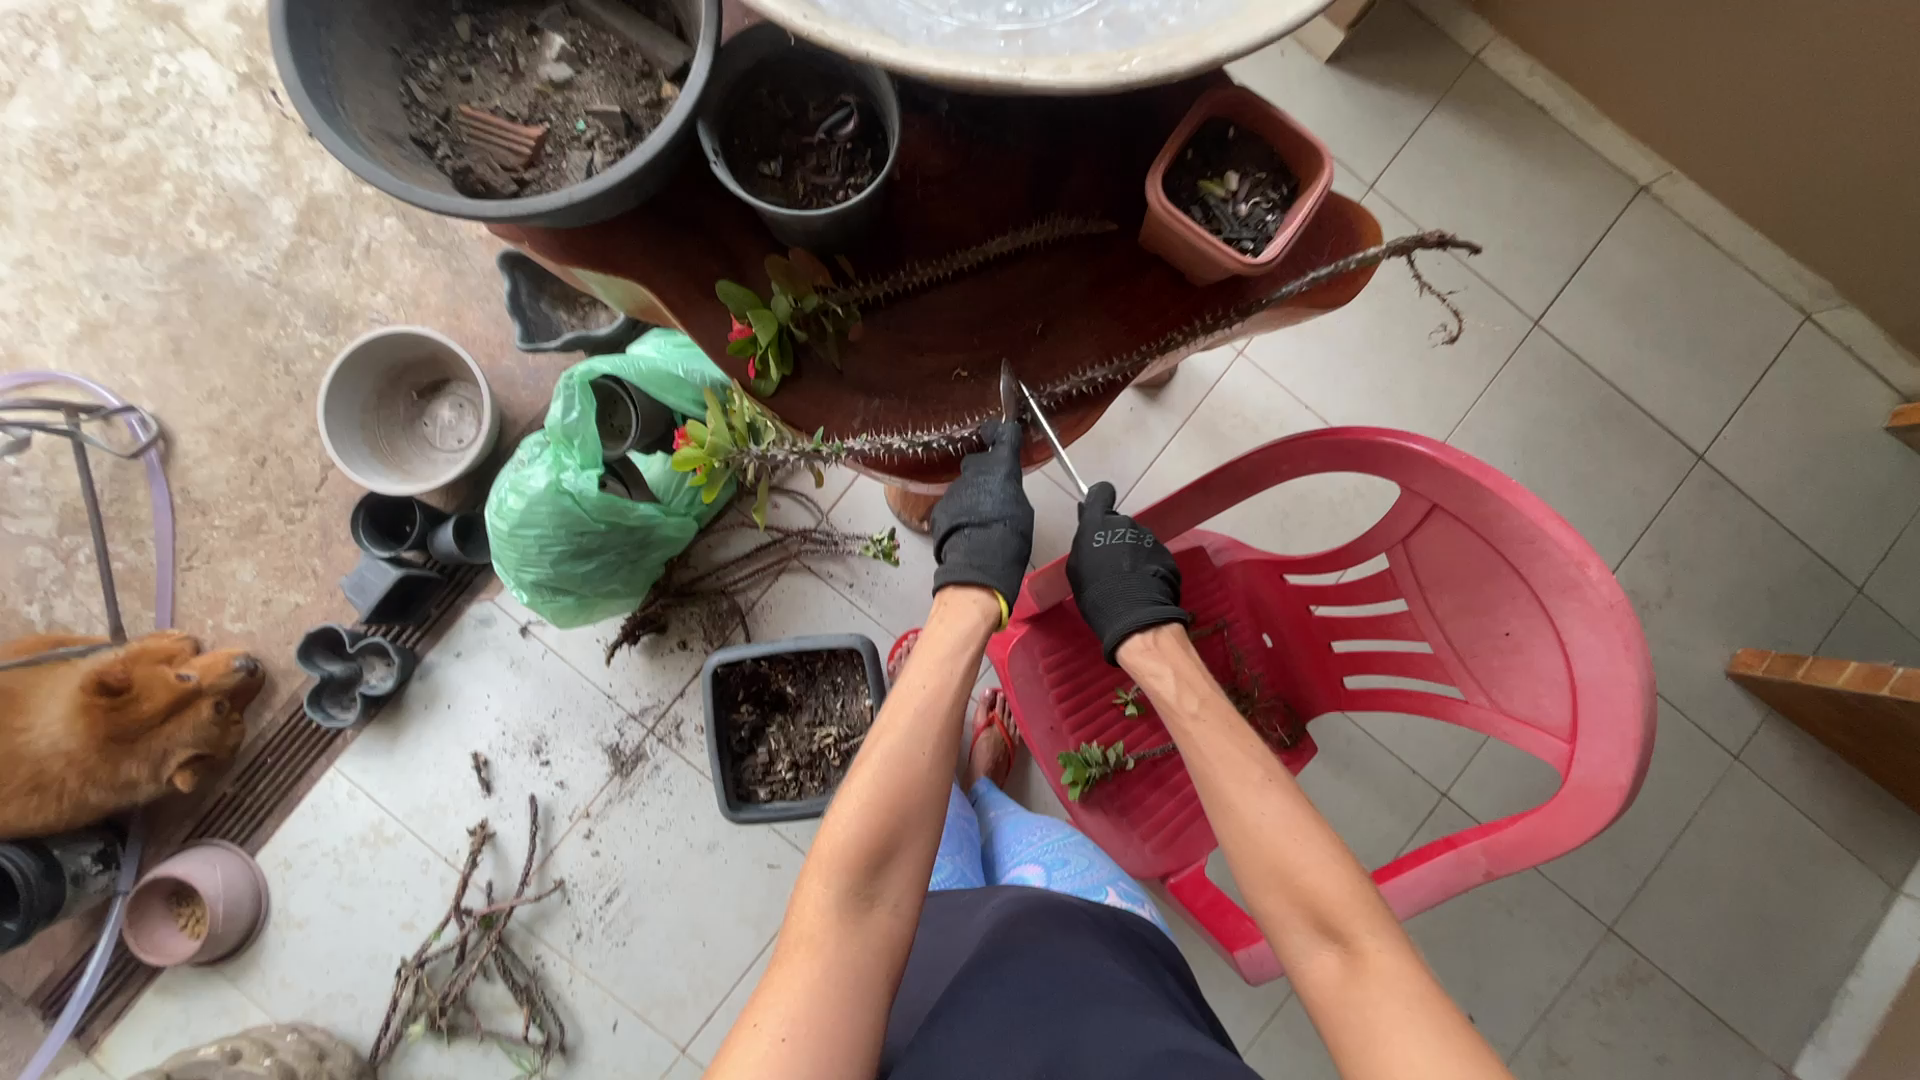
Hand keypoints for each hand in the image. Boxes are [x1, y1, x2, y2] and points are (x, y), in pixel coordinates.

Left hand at [930, 419, 1033, 617]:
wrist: (978, 560)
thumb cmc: (1011, 534)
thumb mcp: (1022, 509)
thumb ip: (1010, 491)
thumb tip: (1002, 489)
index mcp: (1000, 469)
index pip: (1003, 437)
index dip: (1001, 433)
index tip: (999, 430)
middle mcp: (974, 473)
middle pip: (977, 464)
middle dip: (983, 472)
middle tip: (991, 490)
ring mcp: (953, 490)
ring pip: (964, 487)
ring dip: (971, 497)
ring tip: (979, 518)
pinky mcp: (939, 508)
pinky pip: (952, 506)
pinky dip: (959, 513)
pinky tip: (966, 530)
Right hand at [1068, 481, 1189, 663]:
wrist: (1134, 615)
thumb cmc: (1095, 592)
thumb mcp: (1077, 567)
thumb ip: (1085, 542)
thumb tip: (1090, 529)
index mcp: (1098, 523)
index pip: (1101, 493)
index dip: (1100, 499)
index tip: (1099, 513)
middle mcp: (1125, 523)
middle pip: (1119, 523)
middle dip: (1116, 538)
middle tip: (1112, 565)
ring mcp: (1149, 538)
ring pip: (1138, 541)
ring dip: (1134, 555)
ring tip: (1130, 581)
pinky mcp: (1167, 554)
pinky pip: (1153, 556)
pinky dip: (1149, 568)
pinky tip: (1144, 587)